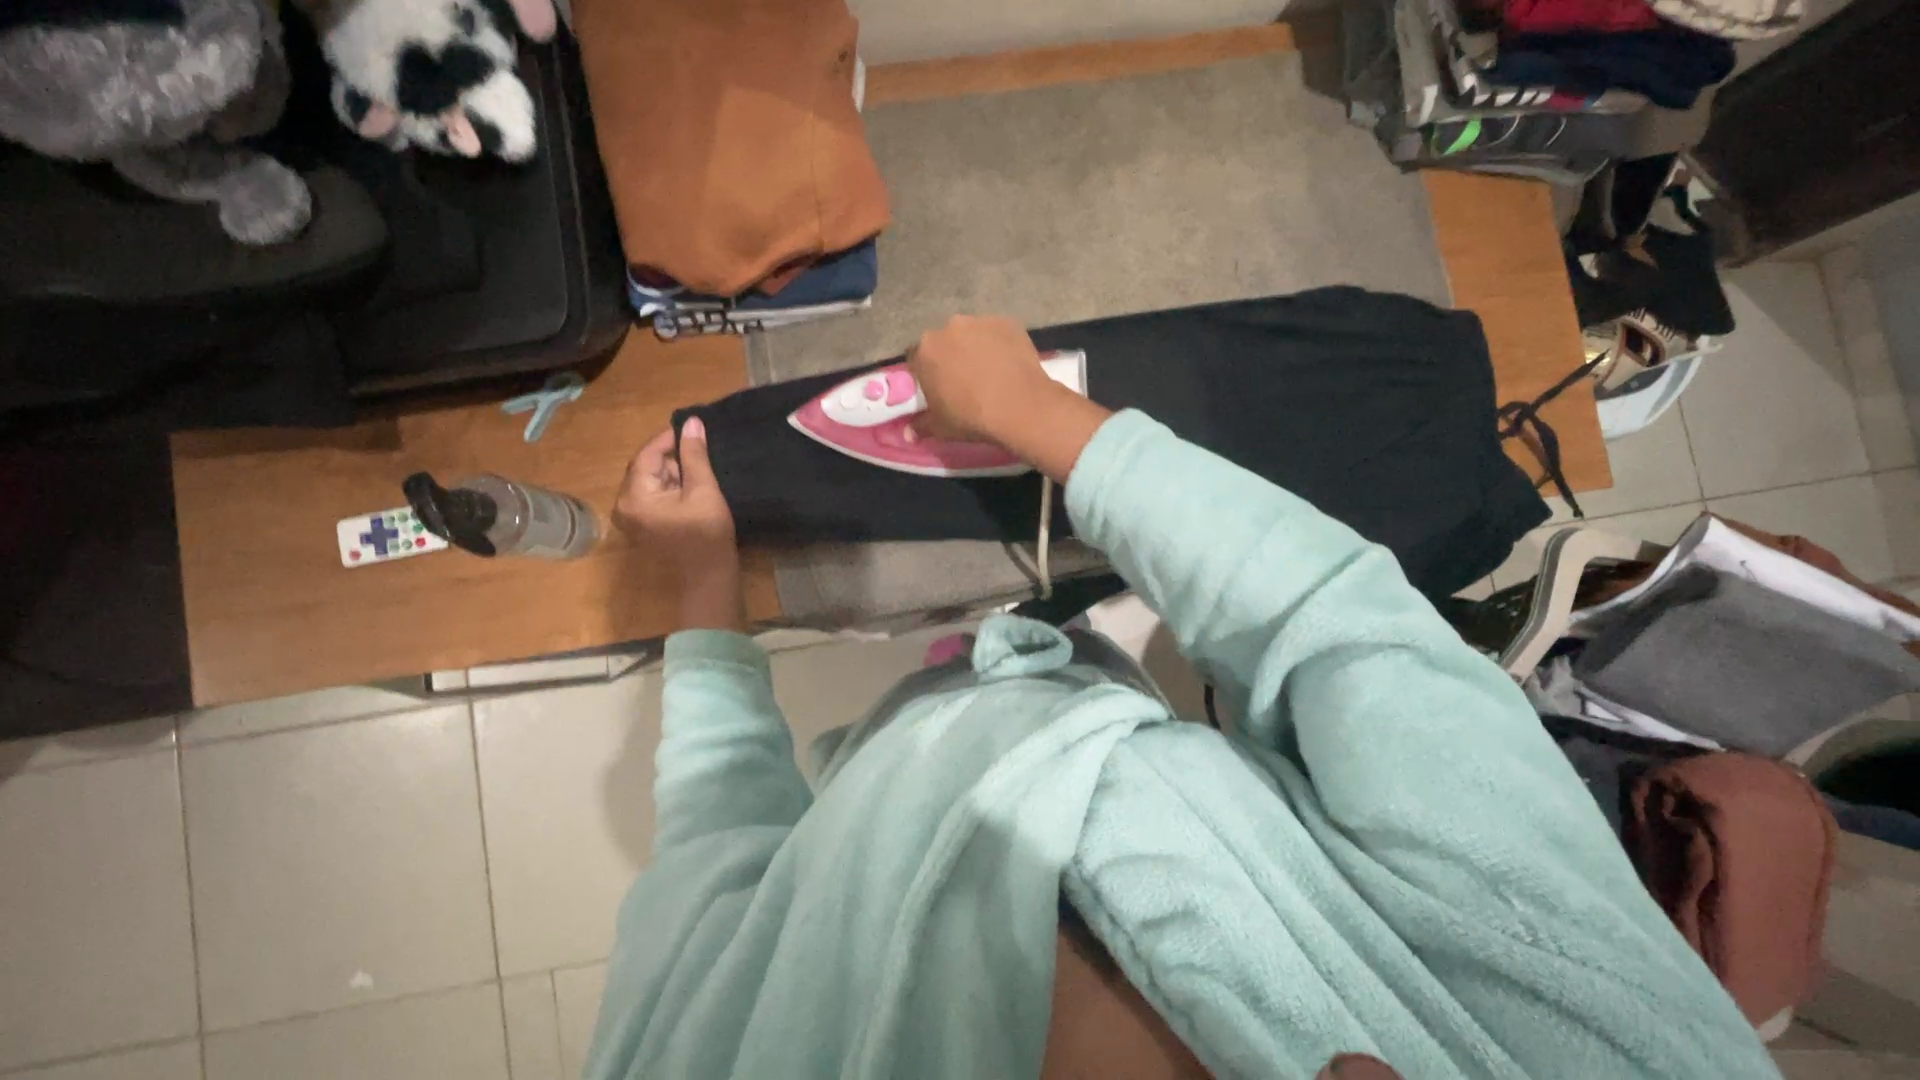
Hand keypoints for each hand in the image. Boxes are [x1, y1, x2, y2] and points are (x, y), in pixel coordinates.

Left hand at [615, 417, 743, 630]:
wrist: (709, 579)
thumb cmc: (707, 535)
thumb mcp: (703, 490)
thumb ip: (694, 455)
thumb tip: (692, 422)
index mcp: (633, 497)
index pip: (646, 455)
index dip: (669, 439)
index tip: (693, 428)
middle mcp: (624, 505)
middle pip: (647, 468)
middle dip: (673, 457)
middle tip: (702, 450)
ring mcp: (632, 518)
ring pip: (652, 481)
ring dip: (675, 473)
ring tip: (702, 469)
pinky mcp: (644, 525)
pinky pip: (655, 496)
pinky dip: (672, 488)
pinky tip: (694, 487)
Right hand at [906, 315, 1059, 444]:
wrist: (1020, 406)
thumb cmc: (972, 417)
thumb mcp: (941, 427)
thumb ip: (921, 425)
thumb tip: (910, 432)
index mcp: (925, 349)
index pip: (917, 358)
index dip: (925, 373)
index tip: (936, 387)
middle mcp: (949, 327)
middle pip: (945, 341)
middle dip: (950, 356)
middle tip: (964, 379)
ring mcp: (981, 321)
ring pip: (972, 334)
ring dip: (975, 348)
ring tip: (989, 371)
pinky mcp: (1007, 322)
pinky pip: (998, 333)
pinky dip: (999, 345)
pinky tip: (1008, 364)